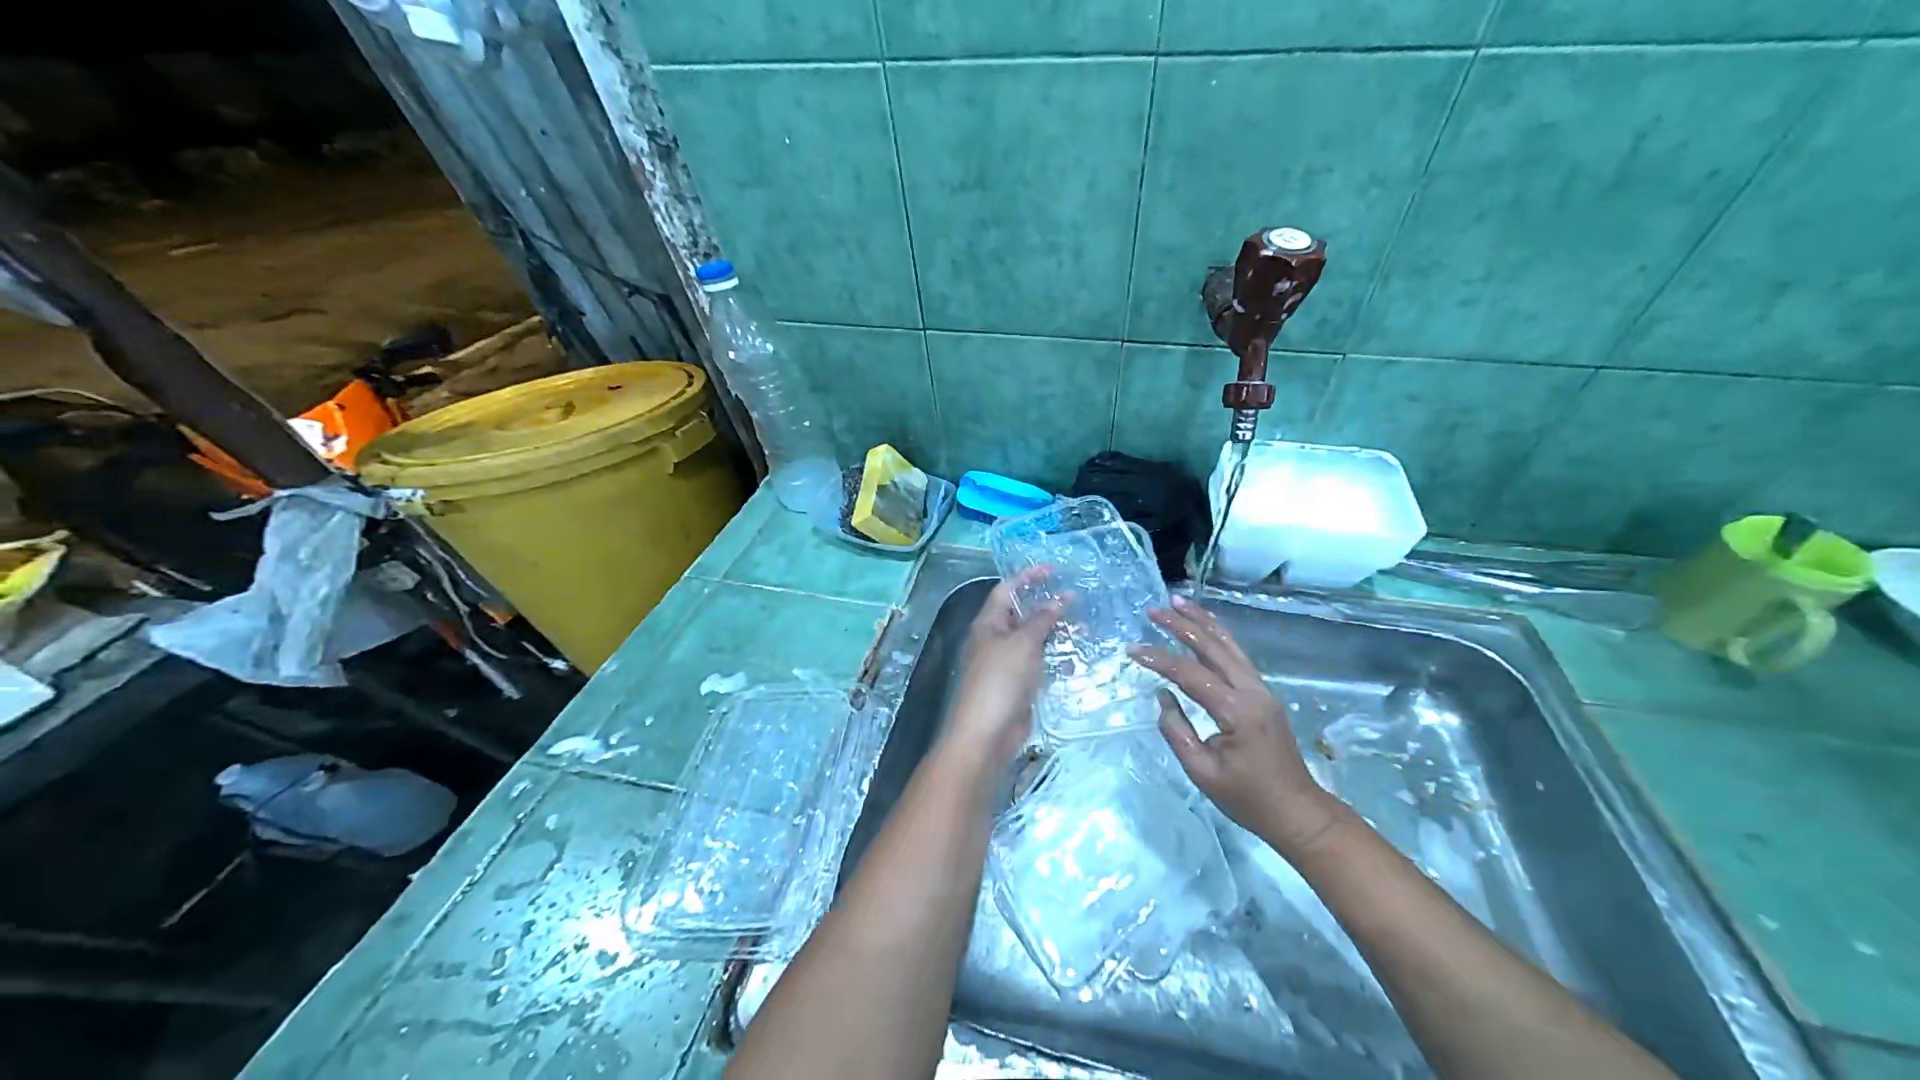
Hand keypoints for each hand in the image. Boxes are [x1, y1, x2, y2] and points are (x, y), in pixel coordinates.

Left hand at [944, 568, 1060, 765]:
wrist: (986, 733)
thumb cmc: (1000, 680)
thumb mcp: (1023, 644)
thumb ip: (1041, 620)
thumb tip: (1058, 600)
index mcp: (987, 624)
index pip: (1006, 590)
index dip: (1027, 577)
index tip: (1052, 570)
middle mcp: (994, 640)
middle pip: (1021, 615)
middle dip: (1046, 607)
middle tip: (1076, 601)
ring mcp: (1005, 664)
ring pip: (1032, 641)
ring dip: (1055, 634)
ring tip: (1083, 630)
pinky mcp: (1016, 686)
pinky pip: (1037, 665)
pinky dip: (1054, 661)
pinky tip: (1073, 661)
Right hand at [1130, 595, 1343, 856]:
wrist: (1297, 811)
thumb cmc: (1248, 799)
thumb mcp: (1202, 772)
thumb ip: (1177, 731)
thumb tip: (1163, 697)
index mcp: (1237, 711)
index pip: (1190, 674)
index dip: (1159, 659)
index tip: (1132, 650)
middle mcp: (1252, 691)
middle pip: (1213, 647)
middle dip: (1181, 625)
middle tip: (1152, 610)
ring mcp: (1262, 689)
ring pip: (1229, 644)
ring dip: (1202, 622)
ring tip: (1177, 602)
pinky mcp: (1263, 693)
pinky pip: (1237, 655)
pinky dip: (1217, 635)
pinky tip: (1203, 626)